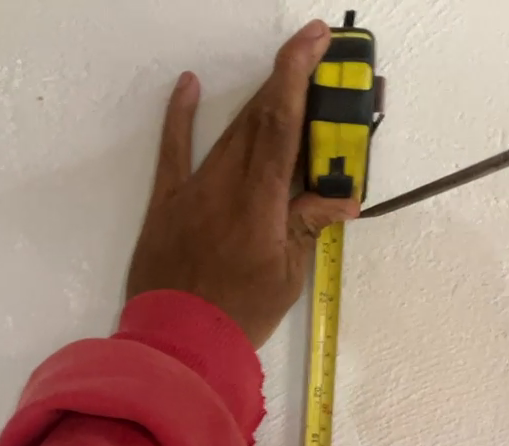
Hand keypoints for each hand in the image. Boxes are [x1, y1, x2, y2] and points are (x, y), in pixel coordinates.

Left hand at [126, 22, 359, 347]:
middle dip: (288, 88)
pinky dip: (179, 116)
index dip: (297, 74)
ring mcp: (193, 190)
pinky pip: (173, 149)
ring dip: (256, 106)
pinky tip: (187, 85)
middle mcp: (225, 185)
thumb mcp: (286, 279)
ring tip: (279, 86)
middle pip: (258, 121)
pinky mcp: (166, 202)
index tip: (315, 39)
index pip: (281, 125)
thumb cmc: (240, 317)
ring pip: (227, 133)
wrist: (179, 343)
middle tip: (315, 71)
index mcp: (260, 204)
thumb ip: (307, 229)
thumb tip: (341, 200)